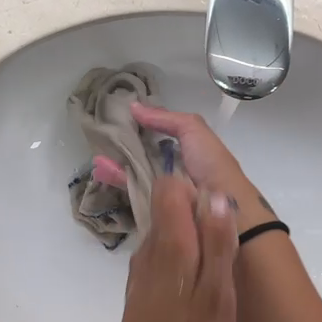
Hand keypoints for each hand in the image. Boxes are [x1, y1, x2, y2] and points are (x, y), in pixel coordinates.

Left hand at [92, 173, 239, 321]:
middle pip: (170, 210)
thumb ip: (217, 245)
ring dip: (197, 244)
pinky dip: (187, 267)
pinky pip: (166, 263)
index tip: (224, 212)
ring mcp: (142, 278)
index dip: (196, 188)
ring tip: (226, 274)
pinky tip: (205, 296)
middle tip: (234, 249)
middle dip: (202, 216)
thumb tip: (216, 194)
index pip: (169, 186)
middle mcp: (148, 254)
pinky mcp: (143, 300)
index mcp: (168, 247)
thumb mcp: (217, 300)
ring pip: (170, 238)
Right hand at [93, 103, 274, 233]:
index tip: (115, 125)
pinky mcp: (155, 215)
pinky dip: (118, 185)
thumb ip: (166, 119)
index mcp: (186, 155)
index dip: (137, 132)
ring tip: (96, 159)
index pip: (156, 141)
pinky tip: (102, 175)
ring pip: (135, 178)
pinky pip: (133, 197)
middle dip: (122, 151)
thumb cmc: (212, 168)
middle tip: (99, 142)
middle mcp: (174, 174)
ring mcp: (164, 195)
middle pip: (142, 160)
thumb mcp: (195, 132)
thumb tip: (134, 106)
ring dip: (116, 168)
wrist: (226, 214)